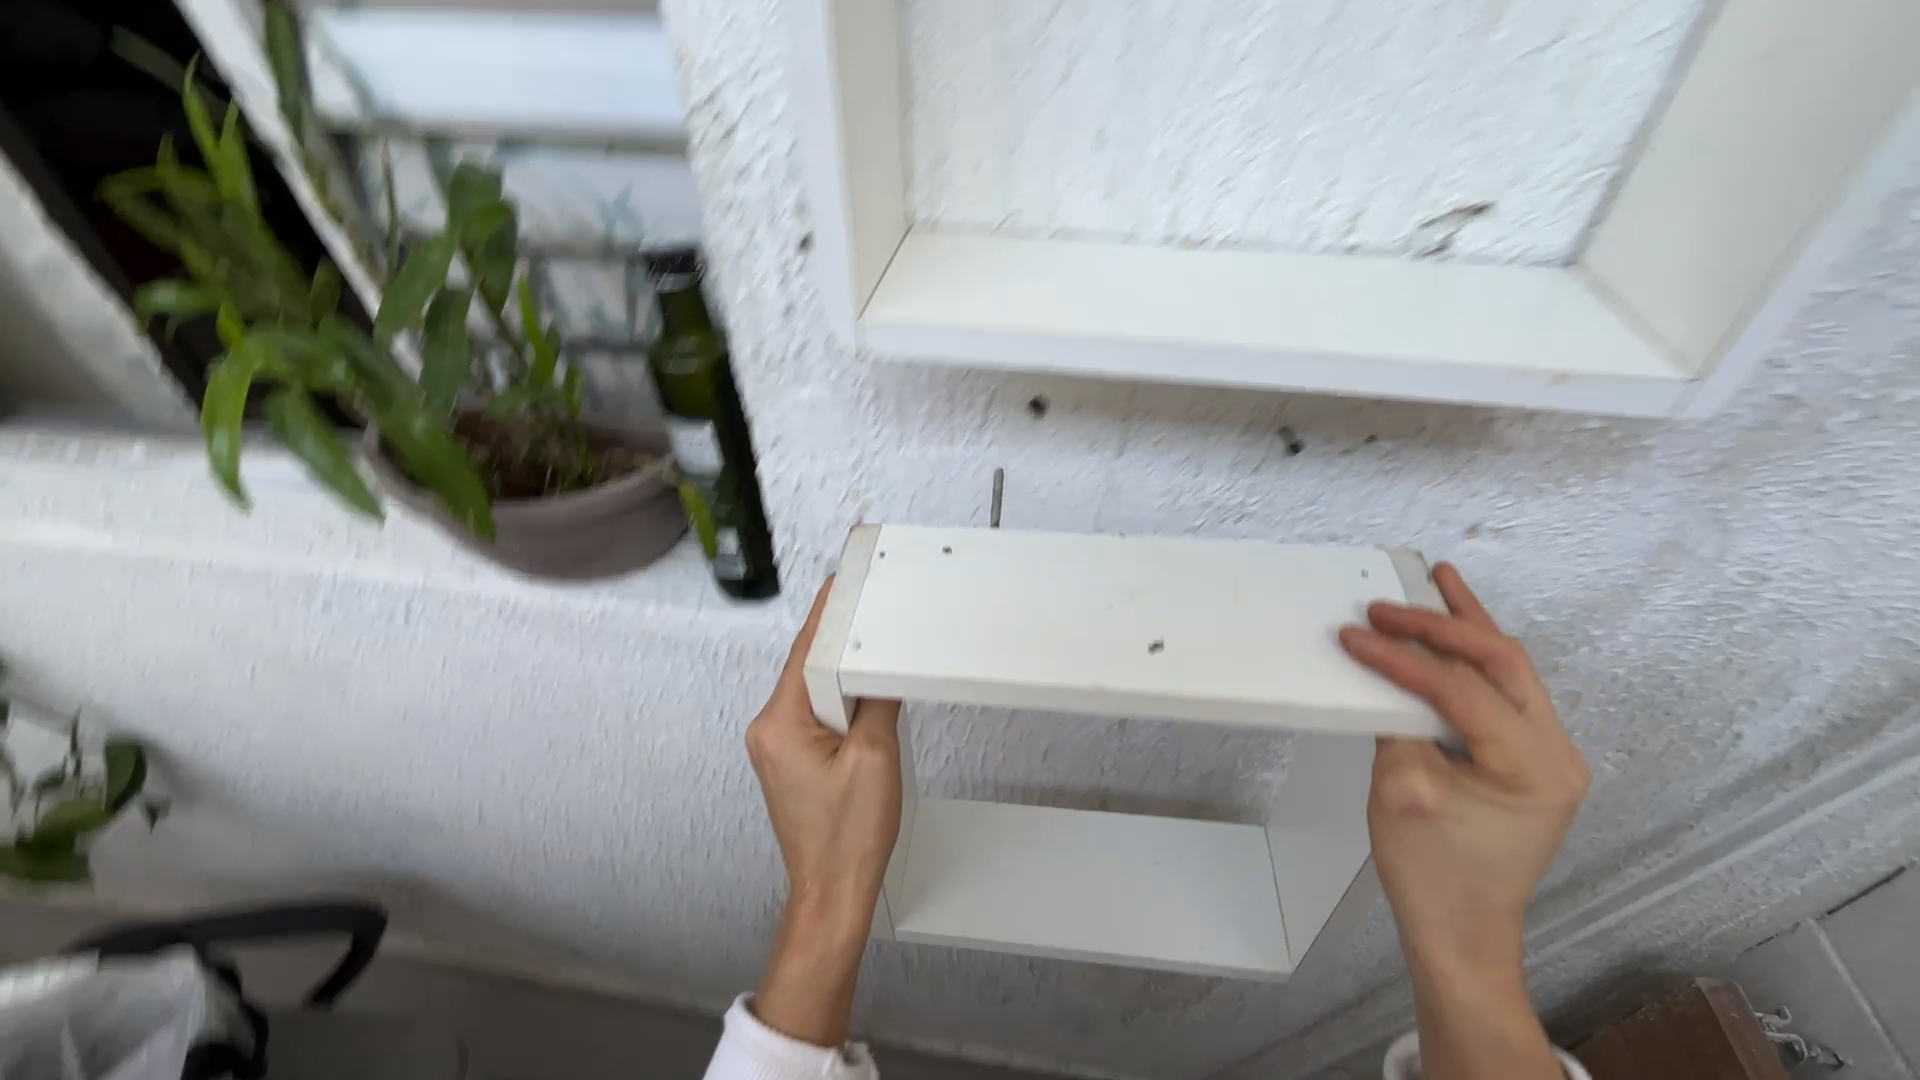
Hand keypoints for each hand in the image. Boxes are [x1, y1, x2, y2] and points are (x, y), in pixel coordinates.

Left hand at [744, 579, 902, 1046]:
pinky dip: (840, 702)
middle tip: (874, 612)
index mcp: (780, 724)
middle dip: (842, 644)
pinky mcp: (790, 759)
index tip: (843, 583)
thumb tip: (880, 665)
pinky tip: (866, 698)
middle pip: (807, 667)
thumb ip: (877, 699)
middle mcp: (768, 729)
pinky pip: (815, 714)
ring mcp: (776, 746)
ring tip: (878, 655)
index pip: (805, 651)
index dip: (829, 615)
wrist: (833, 891)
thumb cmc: (848, 836)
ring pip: (813, 690)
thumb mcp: (876, 756)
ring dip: (845, 677)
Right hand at [1340, 563, 1587, 1079]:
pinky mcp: (1524, 756)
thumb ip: (1397, 724)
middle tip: (1387, 604)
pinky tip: (1454, 629)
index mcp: (1533, 766)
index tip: (1353, 635)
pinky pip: (1500, 691)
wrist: (1463, 932)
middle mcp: (1555, 751)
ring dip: (1467, 626)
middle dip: (1441, 626)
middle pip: (1501, 663)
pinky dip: (1471, 657)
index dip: (1401, 657)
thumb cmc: (1433, 875)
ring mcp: (1547, 753)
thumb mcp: (1403, 793)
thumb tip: (1382, 674)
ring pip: (1508, 669)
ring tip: (1440, 581)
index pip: (1459, 689)